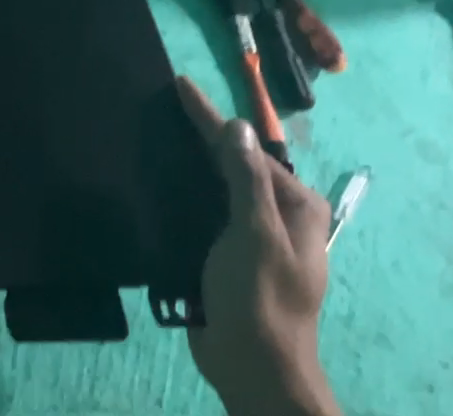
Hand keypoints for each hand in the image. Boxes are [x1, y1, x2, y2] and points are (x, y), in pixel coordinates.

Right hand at [176, 77, 339, 415]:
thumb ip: (247, 180)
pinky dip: (188, 187)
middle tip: (165, 103)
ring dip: (192, 159)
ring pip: (220, 183)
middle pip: (236, 161)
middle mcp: (280, 214)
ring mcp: (256, 235)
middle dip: (203, 133)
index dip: (209, 117)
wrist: (253, 367)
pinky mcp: (231, 252)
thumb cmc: (260, 299)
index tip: (179, 84)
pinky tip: (162, 177)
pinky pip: (209, 208)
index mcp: (295, 205)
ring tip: (157, 131)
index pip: (245, 148)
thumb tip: (236, 125)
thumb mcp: (255, 235)